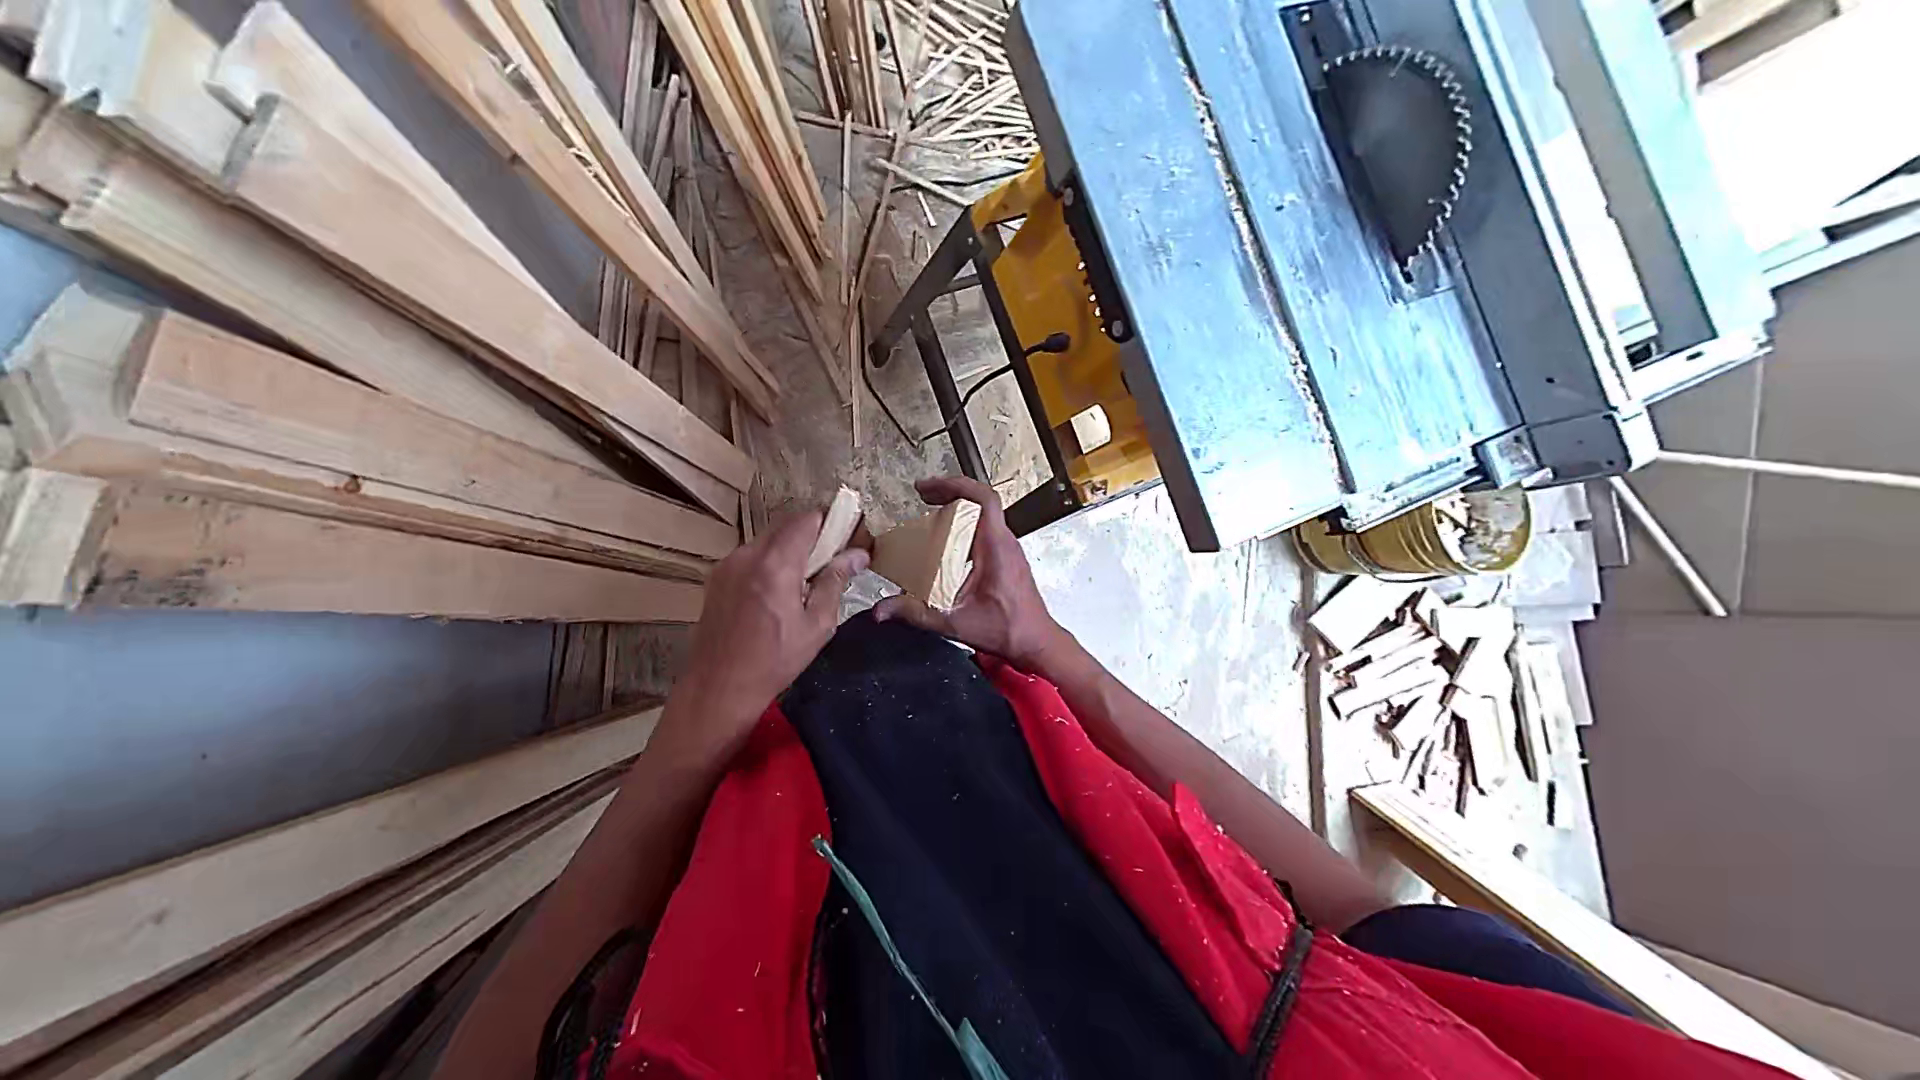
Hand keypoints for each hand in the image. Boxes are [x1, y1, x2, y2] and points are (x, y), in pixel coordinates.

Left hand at [659, 510, 867, 760]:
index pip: (807, 519)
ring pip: (767, 540)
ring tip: (803, 583)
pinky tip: (776, 593)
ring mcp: (728, 564)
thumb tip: (858, 555)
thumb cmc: (775, 661)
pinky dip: (769, 563)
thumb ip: (836, 582)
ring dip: (789, 550)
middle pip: (786, 526)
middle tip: (830, 562)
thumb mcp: (817, 624)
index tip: (846, 538)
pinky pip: (751, 557)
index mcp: (776, 564)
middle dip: (811, 536)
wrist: (719, 687)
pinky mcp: (717, 577)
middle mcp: (748, 555)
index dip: (830, 523)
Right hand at [874, 476, 1071, 669]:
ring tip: (931, 511)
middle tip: (923, 494)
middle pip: (980, 502)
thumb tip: (885, 609)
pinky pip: (984, 530)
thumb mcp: (955, 623)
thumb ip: (916, 614)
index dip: (956, 485)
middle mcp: (1005, 543)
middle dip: (950, 492)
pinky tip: (945, 541)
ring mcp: (1007, 550)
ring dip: (957, 509)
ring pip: (983, 515)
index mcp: (996, 548)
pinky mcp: (1006, 559)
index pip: (984, 498)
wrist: (1035, 643)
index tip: (930, 488)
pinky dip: (964, 526)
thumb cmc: (1010, 631)